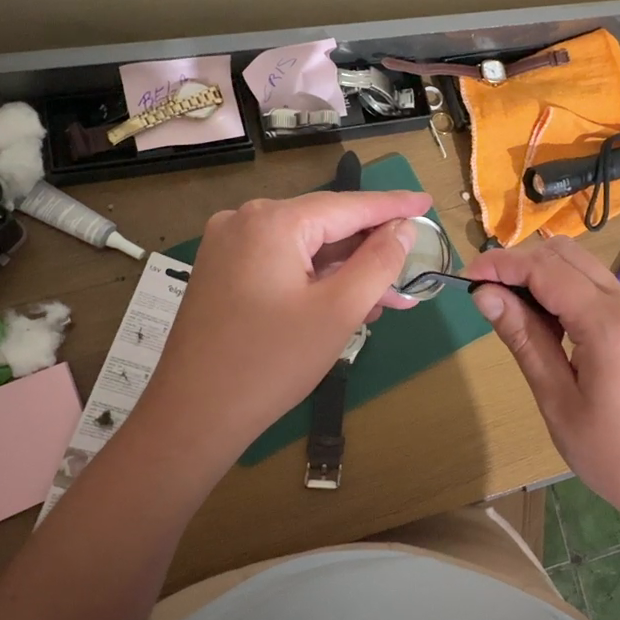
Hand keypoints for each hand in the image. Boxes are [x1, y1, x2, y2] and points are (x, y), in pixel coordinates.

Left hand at [133, 190, 431, 462]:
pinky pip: (281, 263)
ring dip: (345, 271)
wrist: (192, 416)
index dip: (393, 206)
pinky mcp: (221, 273)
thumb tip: (402, 228)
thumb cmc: (271, 364)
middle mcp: (244, 221)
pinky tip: (343, 304)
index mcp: (272, 221)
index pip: (348, 205)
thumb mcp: (338, 311)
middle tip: (412, 269)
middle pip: (324, 224)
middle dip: (370, 249)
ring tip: (386, 300)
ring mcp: (227, 247)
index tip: (427, 202)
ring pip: (304, 248)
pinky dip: (315, 279)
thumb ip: (378, 262)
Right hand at [462, 237, 619, 551]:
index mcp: (607, 323)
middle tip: (484, 295)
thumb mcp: (557, 400)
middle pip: (565, 254)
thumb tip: (485, 295)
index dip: (501, 265)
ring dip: (542, 275)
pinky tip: (546, 324)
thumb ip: (523, 339)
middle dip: (520, 263)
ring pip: (583, 266)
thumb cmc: (613, 455)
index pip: (545, 269)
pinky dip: (565, 290)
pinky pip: (597, 288)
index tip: (464, 277)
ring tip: (510, 311)